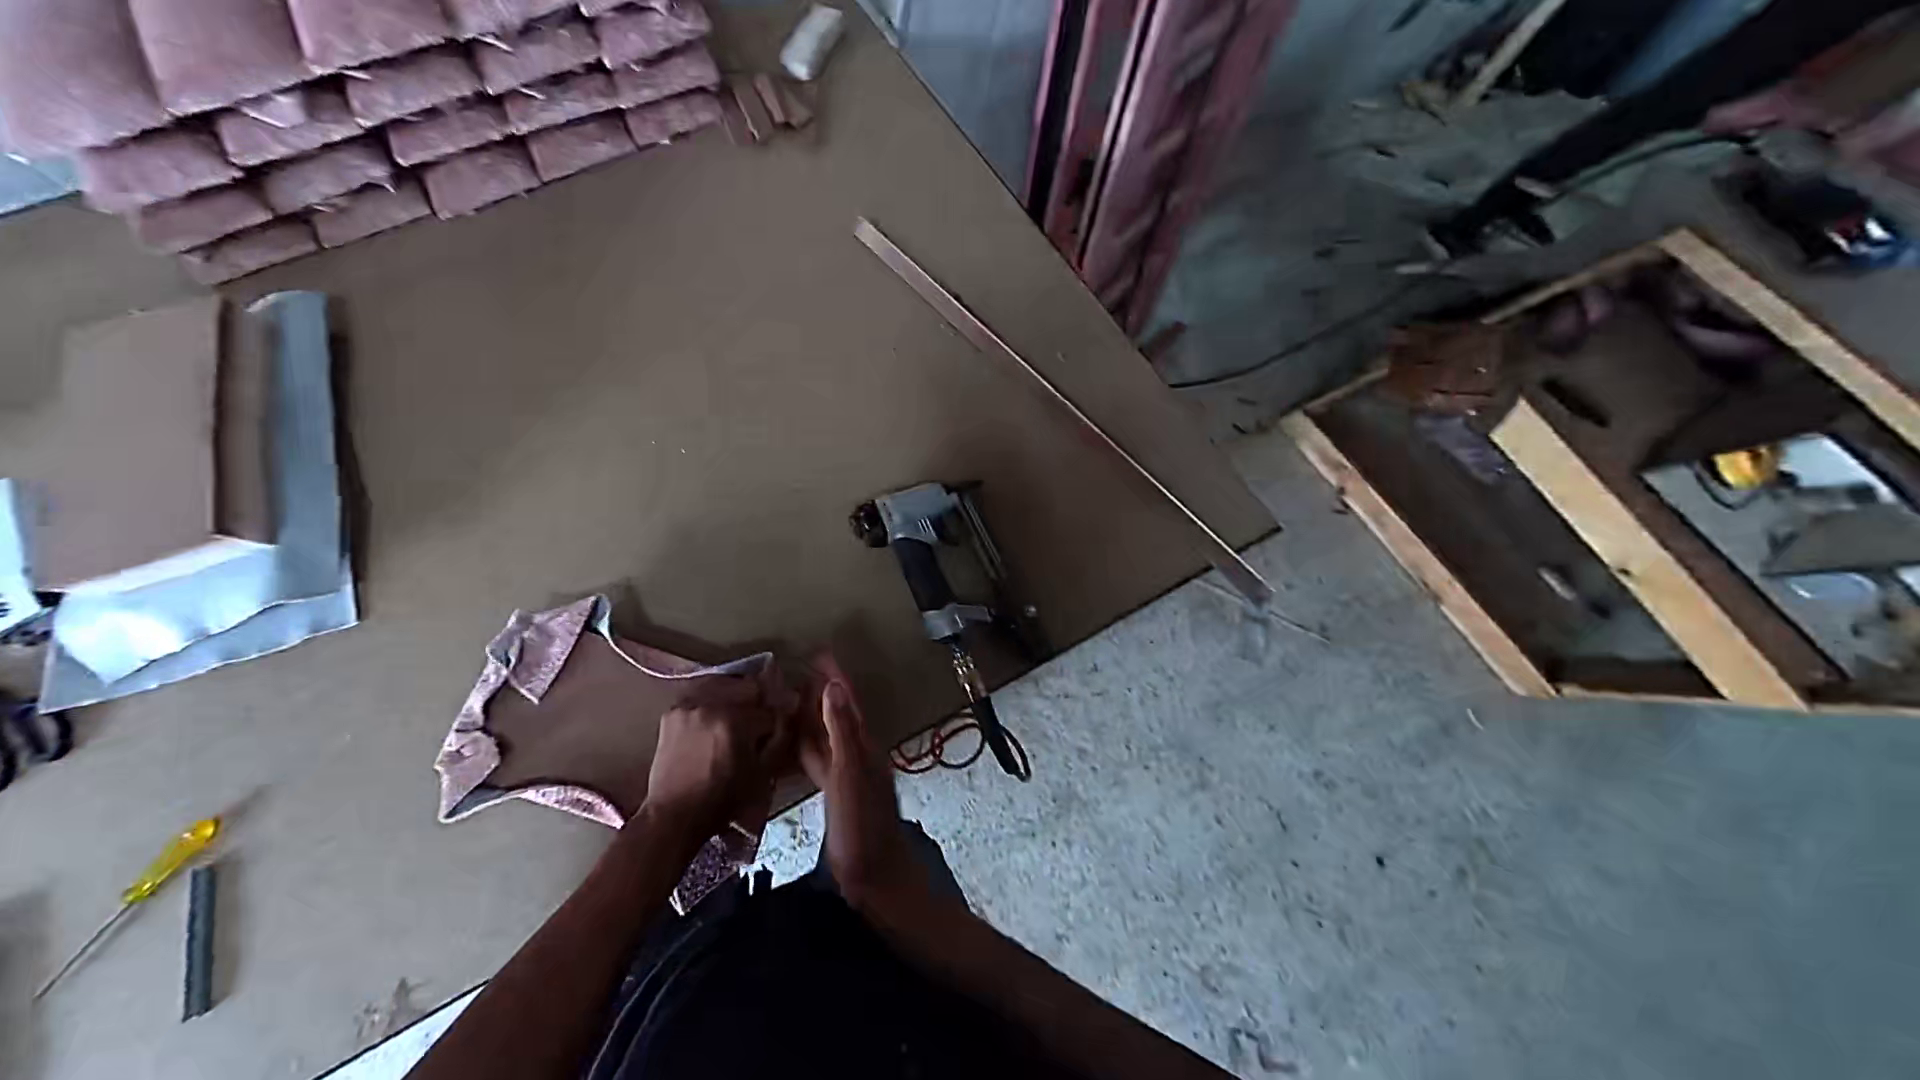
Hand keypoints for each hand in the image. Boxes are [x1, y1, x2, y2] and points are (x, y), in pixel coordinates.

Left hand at [644, 676, 790, 839]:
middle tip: (755, 728)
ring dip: (734, 701)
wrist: (674, 815)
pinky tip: (713, 724)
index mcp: (734, 720)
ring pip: (724, 688)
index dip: (776, 722)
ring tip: (734, 724)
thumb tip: (789, 712)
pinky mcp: (672, 712)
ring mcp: (688, 706)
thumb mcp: (762, 773)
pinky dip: (712, 705)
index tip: (773, 733)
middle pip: (748, 689)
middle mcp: (710, 705)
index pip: (769, 708)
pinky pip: (701, 697)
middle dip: (756, 706)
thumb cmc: (722, 799)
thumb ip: (780, 738)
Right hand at [797, 656, 925, 913]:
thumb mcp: (850, 777)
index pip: (846, 702)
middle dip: (819, 691)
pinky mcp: (836, 793)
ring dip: (810, 716)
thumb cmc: (864, 829)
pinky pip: (817, 759)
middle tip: (794, 670)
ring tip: (786, 699)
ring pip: (826, 735)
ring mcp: (847, 774)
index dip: (834, 677)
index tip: (818, 653)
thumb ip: (842, 733)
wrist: (877, 878)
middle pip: (836, 714)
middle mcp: (857, 754)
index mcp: (863, 746)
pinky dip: (803, 746)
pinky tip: (787, 746)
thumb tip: (832, 688)